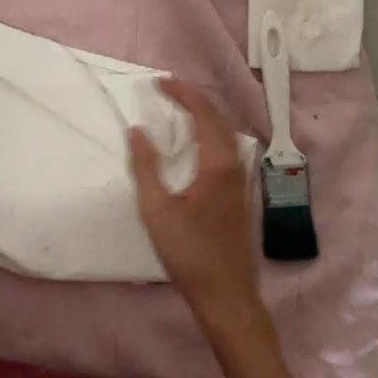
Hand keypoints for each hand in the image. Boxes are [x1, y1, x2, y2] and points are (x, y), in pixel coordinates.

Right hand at [128, 78, 262, 322]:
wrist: (226, 295)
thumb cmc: (189, 253)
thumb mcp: (156, 210)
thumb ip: (146, 167)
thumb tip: (137, 131)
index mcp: (217, 165)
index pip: (203, 114)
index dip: (183, 93)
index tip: (160, 82)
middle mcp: (234, 167)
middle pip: (219, 119)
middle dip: (194, 99)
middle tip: (168, 90)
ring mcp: (241, 182)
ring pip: (226, 135)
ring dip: (204, 116)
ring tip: (180, 109)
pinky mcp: (239, 196)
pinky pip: (227, 150)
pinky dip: (210, 134)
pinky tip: (196, 144)